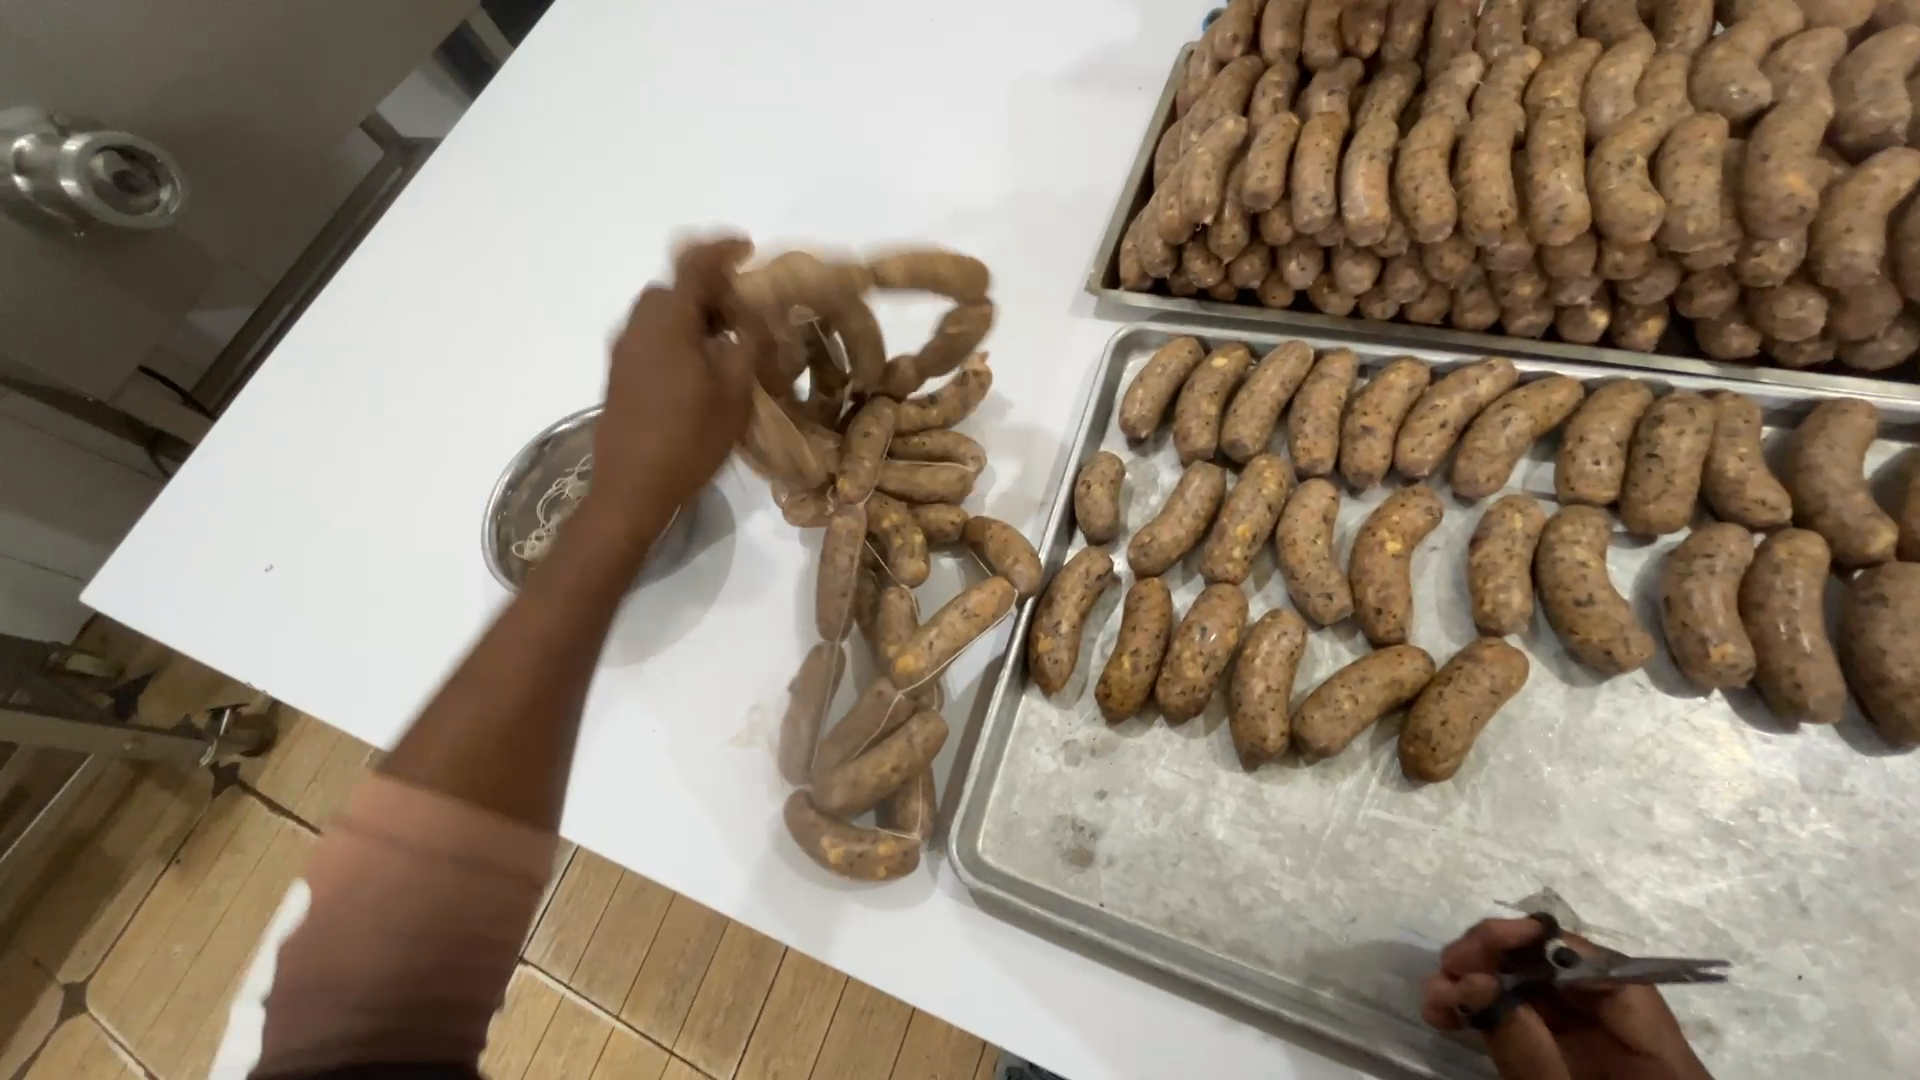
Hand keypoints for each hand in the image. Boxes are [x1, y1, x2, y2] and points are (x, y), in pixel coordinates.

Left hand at [589, 237, 762, 541]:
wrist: (632, 487)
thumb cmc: (690, 439)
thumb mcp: (735, 391)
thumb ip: (750, 342)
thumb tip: (760, 312)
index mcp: (668, 322)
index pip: (694, 265)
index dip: (722, 249)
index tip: (749, 248)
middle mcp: (638, 327)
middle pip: (673, 288)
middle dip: (709, 290)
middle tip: (743, 313)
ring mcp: (623, 352)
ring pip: (660, 314)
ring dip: (692, 317)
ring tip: (726, 346)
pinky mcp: (619, 375)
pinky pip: (651, 338)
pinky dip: (677, 338)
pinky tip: (699, 373)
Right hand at [1422, 919, 1712, 1079]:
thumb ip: (1527, 1053)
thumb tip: (1474, 982)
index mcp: (1661, 1062)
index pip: (1612, 975)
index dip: (1549, 947)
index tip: (1485, 944)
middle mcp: (1632, 1046)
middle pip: (1567, 974)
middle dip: (1499, 957)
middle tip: (1448, 965)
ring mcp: (1596, 1054)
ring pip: (1535, 990)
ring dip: (1479, 979)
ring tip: (1434, 995)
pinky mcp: (1565, 1063)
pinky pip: (1524, 1018)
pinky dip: (1483, 1007)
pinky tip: (1446, 1011)